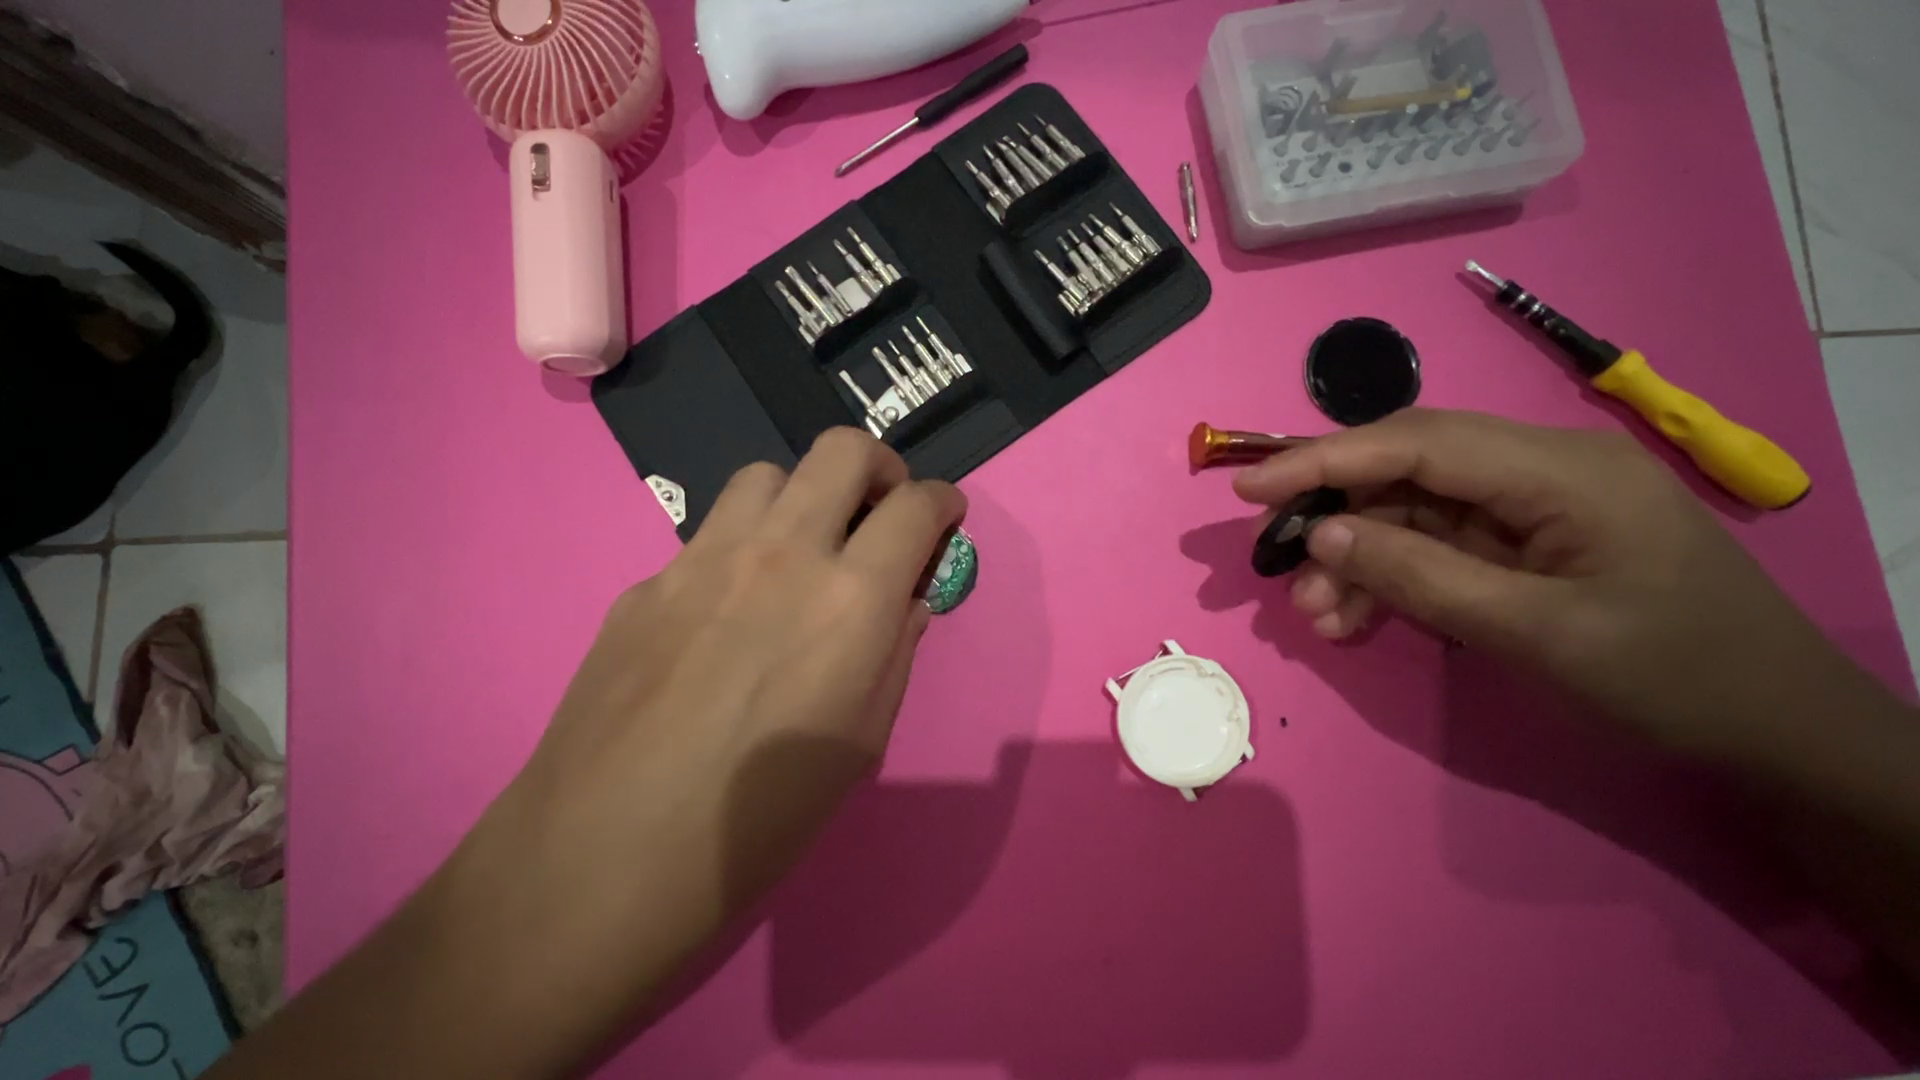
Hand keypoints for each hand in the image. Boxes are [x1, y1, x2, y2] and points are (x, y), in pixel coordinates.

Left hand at [453, 429, 961, 1065]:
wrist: (608, 854)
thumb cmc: (762, 821)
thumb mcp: (862, 742)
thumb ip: (893, 651)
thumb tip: (904, 599)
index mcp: (850, 600)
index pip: (915, 506)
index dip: (943, 502)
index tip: (945, 517)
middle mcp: (781, 555)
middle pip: (841, 450)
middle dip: (879, 468)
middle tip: (881, 513)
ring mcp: (702, 560)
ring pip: (765, 475)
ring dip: (802, 497)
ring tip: (802, 550)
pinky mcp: (646, 582)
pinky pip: (707, 535)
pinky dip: (741, 548)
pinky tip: (727, 612)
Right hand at [1231, 409, 1888, 763]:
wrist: (1781, 737)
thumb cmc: (1674, 678)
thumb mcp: (1536, 633)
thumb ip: (1419, 575)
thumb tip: (1321, 534)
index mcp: (1558, 469)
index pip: (1414, 441)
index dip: (1323, 459)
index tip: (1247, 490)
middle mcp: (1540, 470)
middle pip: (1405, 470)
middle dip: (1334, 517)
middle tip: (1279, 571)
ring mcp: (1533, 509)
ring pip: (1412, 514)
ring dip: (1357, 560)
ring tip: (1318, 619)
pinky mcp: (1527, 546)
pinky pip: (1437, 548)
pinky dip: (1390, 581)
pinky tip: (1354, 623)